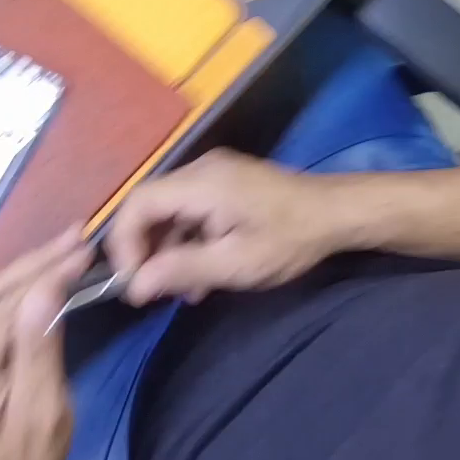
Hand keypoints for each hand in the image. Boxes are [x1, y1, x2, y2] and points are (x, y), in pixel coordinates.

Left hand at [0, 229, 91, 459]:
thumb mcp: (42, 413)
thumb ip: (38, 348)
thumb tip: (45, 289)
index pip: (8, 307)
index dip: (48, 274)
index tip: (85, 251)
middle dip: (37, 262)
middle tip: (78, 236)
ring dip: (26, 272)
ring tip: (64, 247)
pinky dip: (12, 293)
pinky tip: (37, 277)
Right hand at [106, 148, 346, 303]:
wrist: (336, 213)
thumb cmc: (289, 238)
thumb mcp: (236, 263)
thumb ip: (182, 270)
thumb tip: (134, 287)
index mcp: (202, 183)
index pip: (138, 202)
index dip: (124, 242)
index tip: (133, 282)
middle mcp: (203, 169)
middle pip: (151, 204)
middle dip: (144, 249)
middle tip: (152, 290)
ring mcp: (216, 173)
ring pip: (170, 209)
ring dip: (168, 248)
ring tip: (182, 290)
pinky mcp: (227, 183)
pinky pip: (190, 208)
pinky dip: (187, 239)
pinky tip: (202, 274)